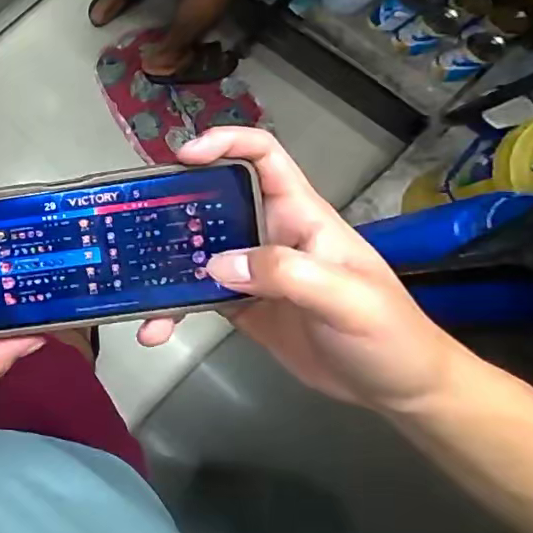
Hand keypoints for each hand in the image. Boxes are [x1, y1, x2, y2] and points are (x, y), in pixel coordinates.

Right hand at [137, 127, 474, 413]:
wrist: (397, 389)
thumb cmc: (389, 335)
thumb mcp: (348, 300)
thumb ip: (288, 273)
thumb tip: (218, 265)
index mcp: (299, 215)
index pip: (263, 156)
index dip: (225, 143)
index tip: (186, 155)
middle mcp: (267, 232)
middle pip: (213, 198)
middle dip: (173, 203)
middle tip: (136, 217)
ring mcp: (250, 268)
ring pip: (196, 249)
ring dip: (164, 264)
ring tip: (136, 282)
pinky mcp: (239, 301)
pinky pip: (195, 293)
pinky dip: (171, 308)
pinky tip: (154, 329)